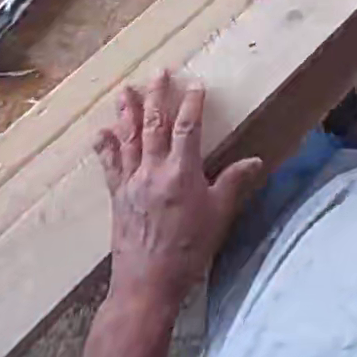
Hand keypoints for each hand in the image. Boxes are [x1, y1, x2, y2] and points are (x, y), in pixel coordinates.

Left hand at [93, 72, 264, 309]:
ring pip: (129, 138)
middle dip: (156, 96)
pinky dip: (106, 147)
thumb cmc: (189, 250)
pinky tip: (100, 132)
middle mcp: (153, 169)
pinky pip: (110, 165)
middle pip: (154, 124)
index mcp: (181, 172)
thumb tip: (256, 160)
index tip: (196, 84)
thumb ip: (234, 183)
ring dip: (127, 111)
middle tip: (157, 72)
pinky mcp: (118, 195)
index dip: (192, 103)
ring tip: (124, 90)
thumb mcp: (218, 216)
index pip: (188, 128)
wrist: (147, 284)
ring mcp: (132, 181)